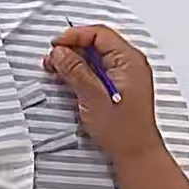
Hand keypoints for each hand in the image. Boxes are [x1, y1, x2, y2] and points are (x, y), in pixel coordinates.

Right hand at [43, 25, 165, 164]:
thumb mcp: (93, 97)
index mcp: (129, 61)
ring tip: (56, 71)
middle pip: (97, 43)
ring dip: (74, 61)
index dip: (74, 36)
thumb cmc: (122, 131)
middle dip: (72, 48)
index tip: (55, 47)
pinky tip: (69, 81)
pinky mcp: (119, 87)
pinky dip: (82, 73)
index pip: (99, 34)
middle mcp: (130, 64)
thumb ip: (75, 71)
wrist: (136, 155)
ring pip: (96, 57)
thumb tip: (60, 52)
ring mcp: (125, 76)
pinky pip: (99, 71)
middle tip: (52, 60)